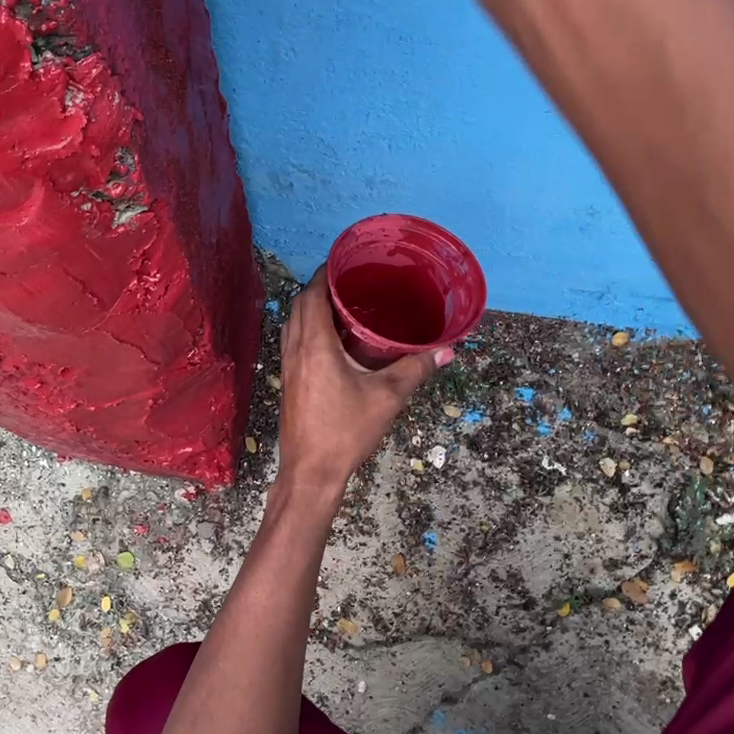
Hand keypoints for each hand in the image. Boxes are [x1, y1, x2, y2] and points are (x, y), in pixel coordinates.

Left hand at [276, 275, 452, 491]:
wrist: (311, 471)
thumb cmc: (346, 432)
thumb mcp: (387, 398)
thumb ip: (416, 369)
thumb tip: (446, 349)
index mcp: (314, 346)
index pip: (311, 295)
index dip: (324, 274)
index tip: (345, 262)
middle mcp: (295, 350)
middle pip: (298, 305)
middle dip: (318, 289)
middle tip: (350, 283)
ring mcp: (287, 367)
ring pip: (292, 324)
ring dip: (310, 309)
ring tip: (342, 307)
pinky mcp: (288, 382)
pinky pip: (293, 342)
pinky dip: (307, 329)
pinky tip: (332, 341)